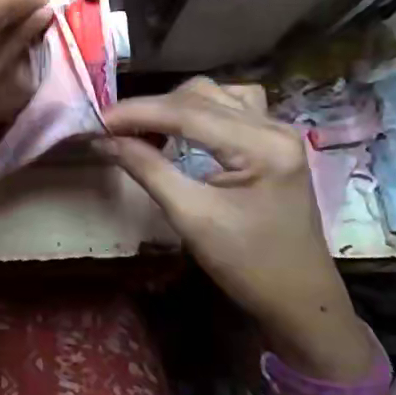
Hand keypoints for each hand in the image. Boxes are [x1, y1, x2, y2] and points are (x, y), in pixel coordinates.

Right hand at [101, 78, 377, 379]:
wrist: (299, 298)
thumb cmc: (248, 266)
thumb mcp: (192, 218)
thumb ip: (148, 169)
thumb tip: (105, 139)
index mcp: (263, 145)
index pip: (188, 113)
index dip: (137, 112)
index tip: (97, 120)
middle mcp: (274, 126)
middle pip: (201, 96)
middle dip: (152, 108)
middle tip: (112, 128)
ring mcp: (278, 130)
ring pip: (215, 96)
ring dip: (174, 106)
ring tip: (141, 128)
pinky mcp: (273, 141)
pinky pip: (230, 108)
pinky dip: (198, 112)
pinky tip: (180, 128)